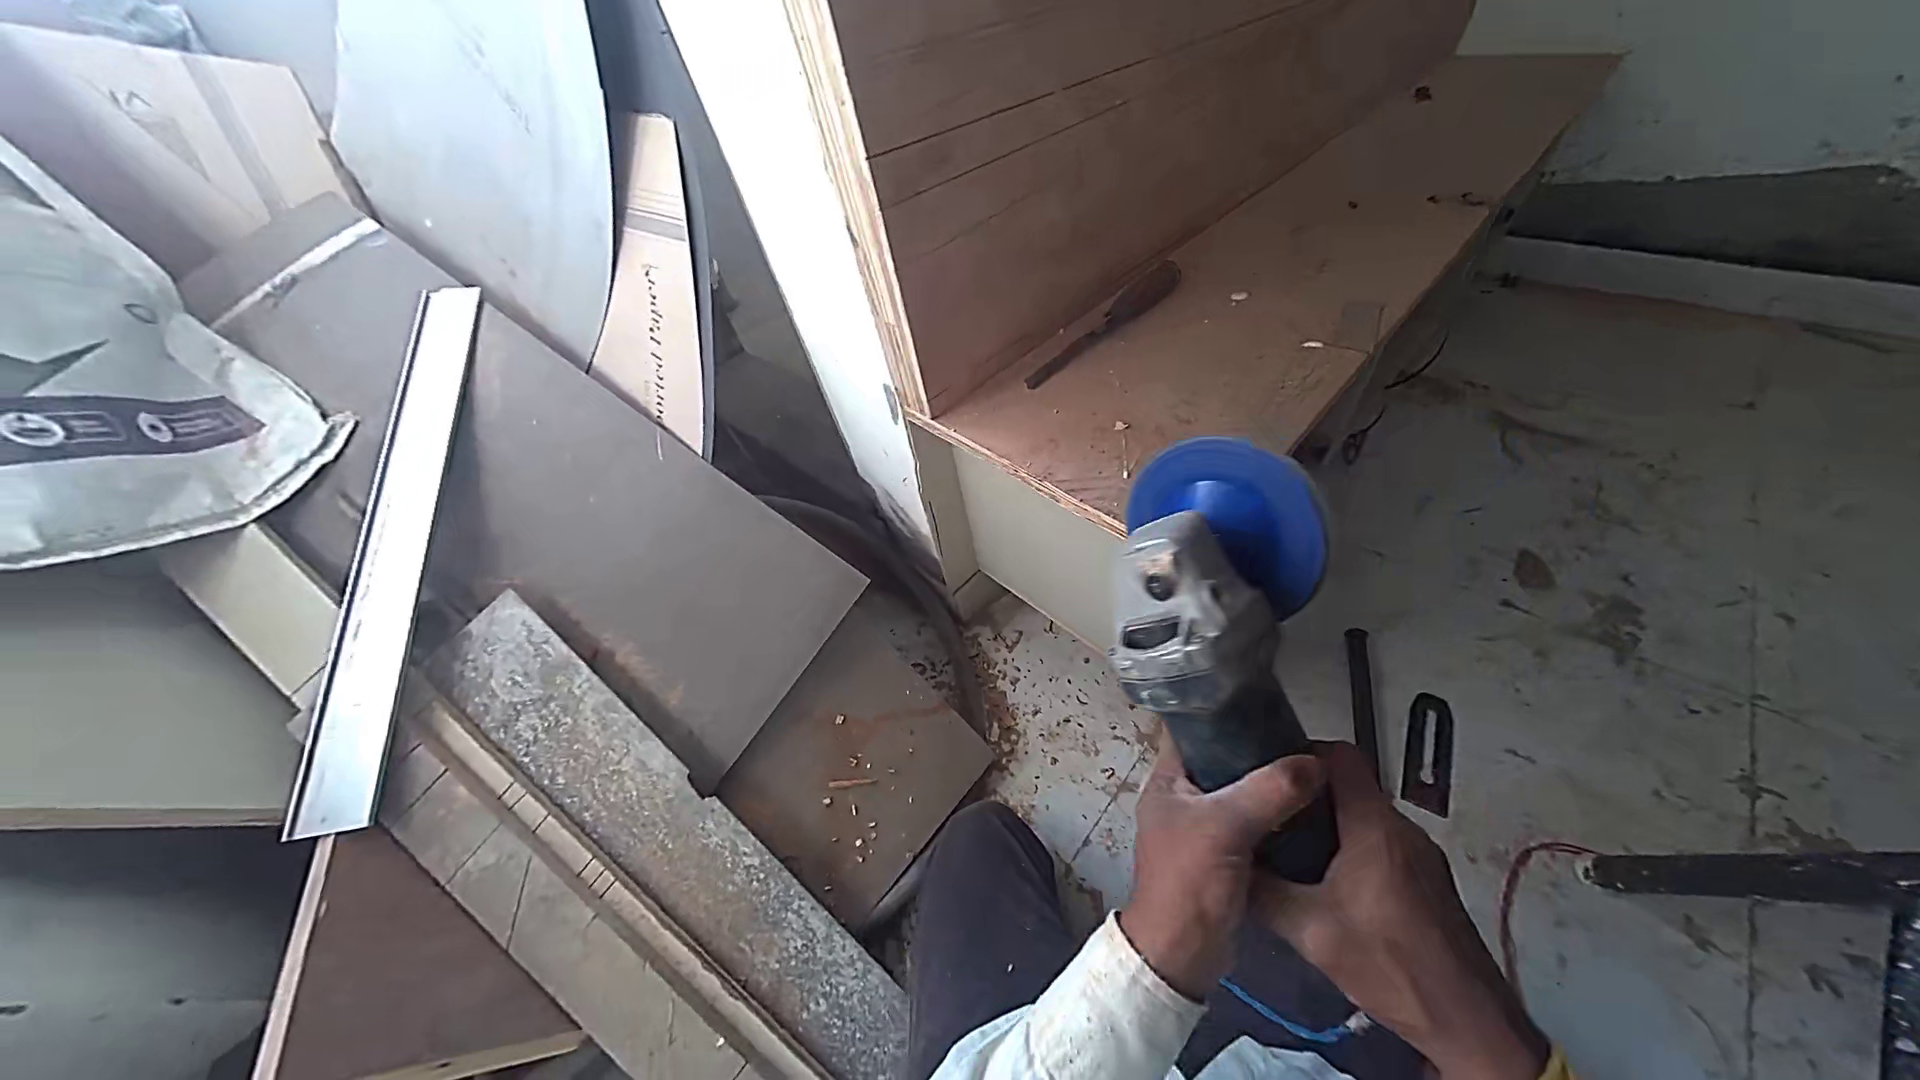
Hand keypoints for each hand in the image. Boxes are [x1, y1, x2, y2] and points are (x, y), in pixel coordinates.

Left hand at [1119, 730, 1322, 999]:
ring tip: (1313, 773)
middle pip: (1224, 761)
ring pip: (1242, 792)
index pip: (1193, 732)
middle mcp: (1183, 796)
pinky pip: (1255, 822)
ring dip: (1273, 786)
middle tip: (1302, 744)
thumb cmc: (1189, 880)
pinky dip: (1278, 816)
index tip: (1265, 707)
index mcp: (1169, 780)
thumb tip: (1314, 762)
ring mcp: (1204, 825)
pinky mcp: (1226, 852)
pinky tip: (1310, 812)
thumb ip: (1267, 792)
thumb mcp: (1224, 827)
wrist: (1184, 951)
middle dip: (1260, 753)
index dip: (1223, 716)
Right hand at [1259, 743, 1548, 1078]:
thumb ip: (1263, 890)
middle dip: (1304, 792)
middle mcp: (1402, 829)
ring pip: (1362, 813)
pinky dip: (1348, 845)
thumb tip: (1227, 864)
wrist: (1473, 1029)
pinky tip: (1322, 877)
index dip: (1301, 752)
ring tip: (1284, 842)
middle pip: (1348, 784)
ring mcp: (1420, 854)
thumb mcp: (1310, 931)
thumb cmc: (1391, 967)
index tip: (1267, 770)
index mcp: (1375, 827)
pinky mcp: (1427, 879)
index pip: (1340, 754)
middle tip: (1264, 809)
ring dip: (1325, 820)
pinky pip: (1379, 840)